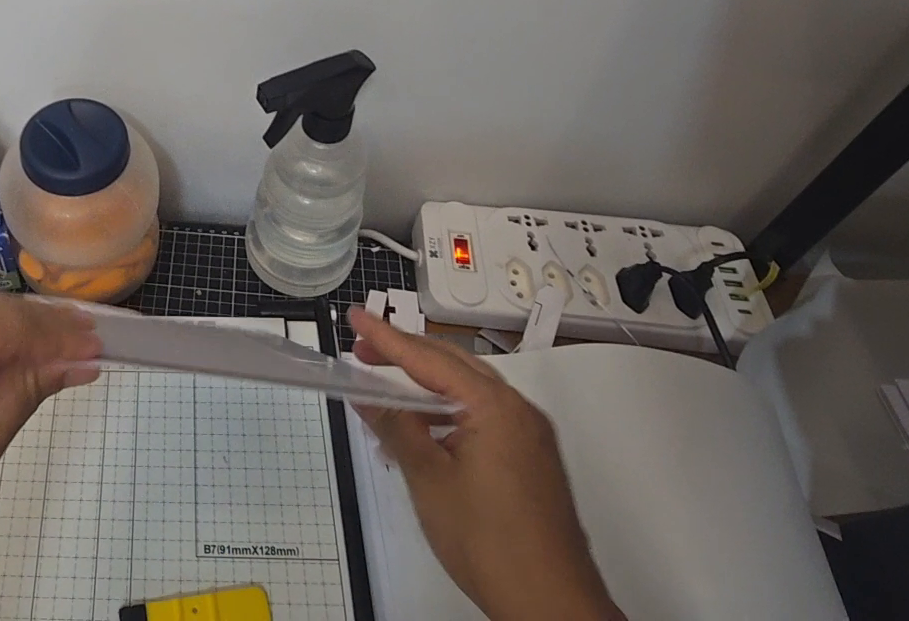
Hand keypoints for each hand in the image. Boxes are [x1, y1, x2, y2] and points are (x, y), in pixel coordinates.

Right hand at [349, 308, 621, 620]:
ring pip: (468, 389)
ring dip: (425, 384)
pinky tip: (422, 427)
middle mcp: (519, 410)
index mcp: (495, 407)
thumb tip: (366, 394)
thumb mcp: (428, 478)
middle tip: (362, 351)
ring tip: (384, 389)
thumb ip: (395, 426)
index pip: (428, 359)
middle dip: (405, 355)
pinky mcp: (531, 456)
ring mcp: (529, 433)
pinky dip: (448, 410)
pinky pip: (483, 413)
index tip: (356, 315)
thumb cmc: (489, 543)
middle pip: (452, 365)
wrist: (552, 606)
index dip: (386, 337)